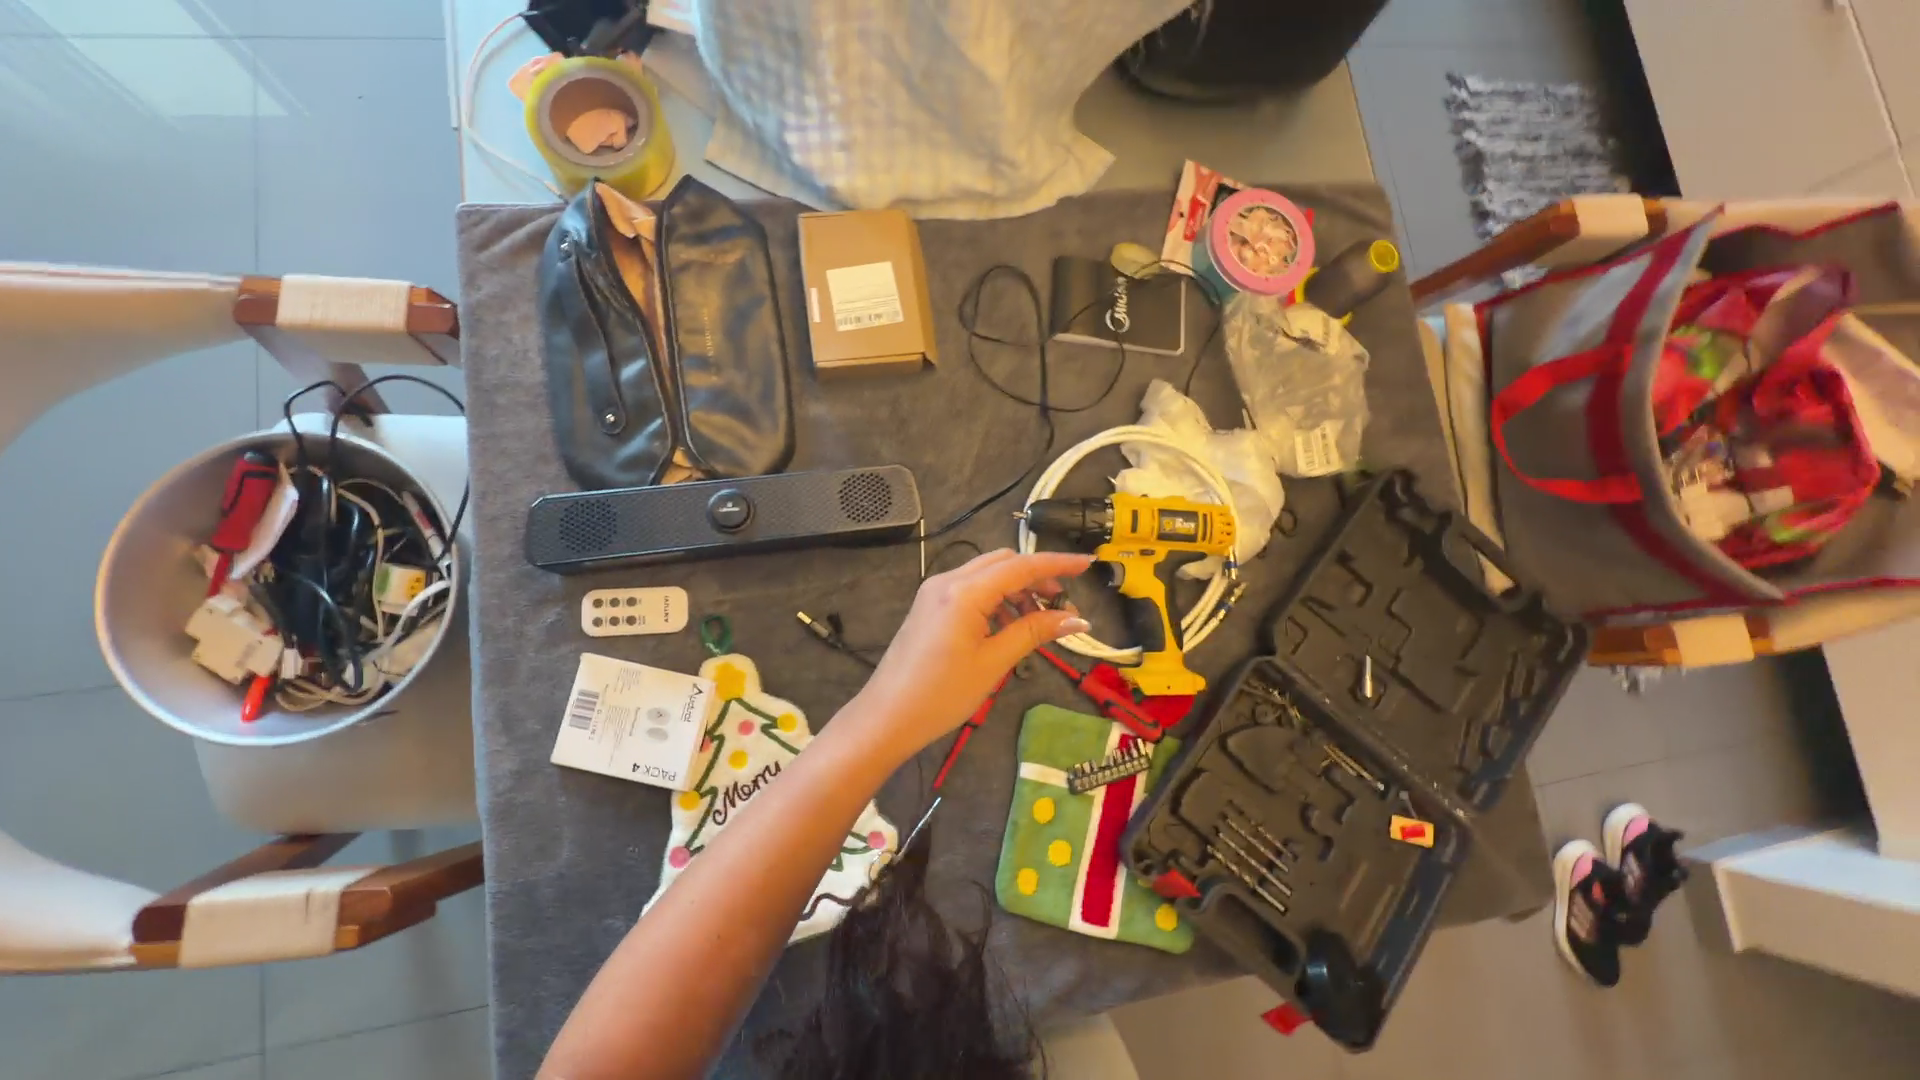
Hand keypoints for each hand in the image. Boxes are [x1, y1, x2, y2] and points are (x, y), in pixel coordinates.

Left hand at [842, 549, 1092, 761]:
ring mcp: (934, 591)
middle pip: (1003, 562)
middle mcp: (947, 580)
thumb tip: (1076, 618)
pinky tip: (1010, 626)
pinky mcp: (929, 606)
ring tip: (1039, 622)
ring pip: (987, 574)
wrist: (888, 717)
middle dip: (1037, 577)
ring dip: (1017, 589)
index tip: (1088, 564)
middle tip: (1064, 606)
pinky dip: (997, 599)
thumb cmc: (942, 694)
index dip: (1057, 563)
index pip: (1021, 566)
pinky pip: (971, 589)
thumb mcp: (994, 663)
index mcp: (964, 592)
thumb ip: (1034, 632)